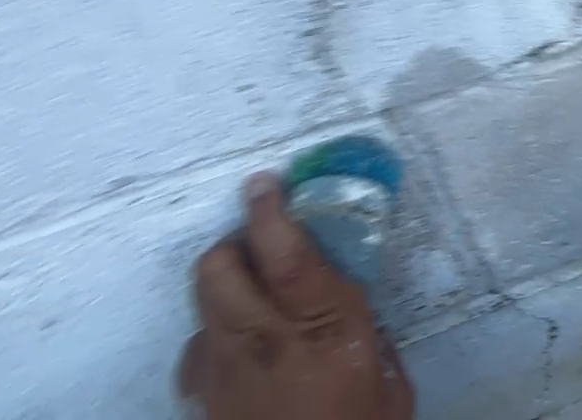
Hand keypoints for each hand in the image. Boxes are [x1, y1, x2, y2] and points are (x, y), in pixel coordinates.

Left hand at [179, 173, 414, 419]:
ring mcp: (222, 372)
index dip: (269, 213)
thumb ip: (365, 328)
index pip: (284, 257)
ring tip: (256, 291)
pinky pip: (197, 342)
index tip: (263, 182)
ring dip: (225, 283)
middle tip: (262, 241)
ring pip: (202, 300)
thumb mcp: (384, 373)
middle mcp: (263, 343)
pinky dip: (216, 329)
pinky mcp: (200, 398)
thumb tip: (349, 296)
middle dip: (235, 241)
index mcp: (324, 330)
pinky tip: (244, 344)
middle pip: (219, 268)